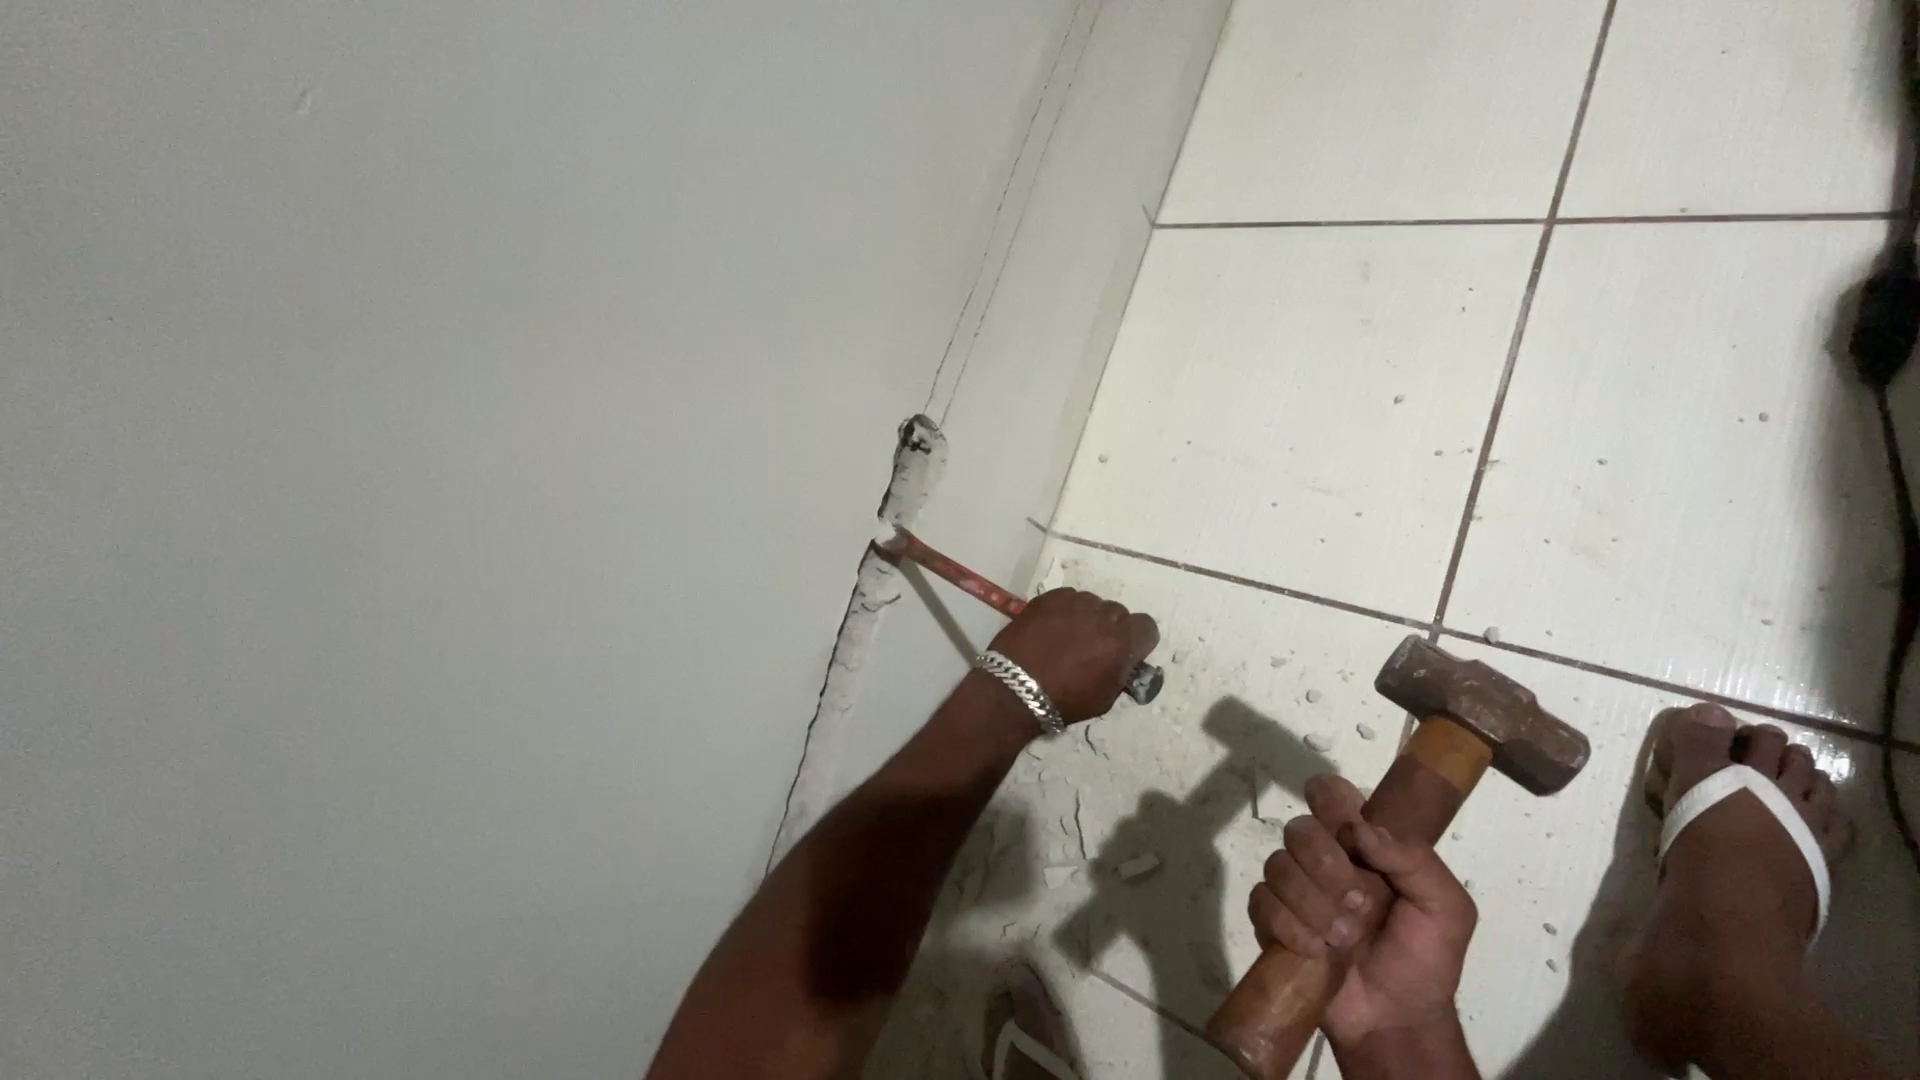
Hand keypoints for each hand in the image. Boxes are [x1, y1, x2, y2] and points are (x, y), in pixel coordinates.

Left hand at [987, 588, 1157, 723]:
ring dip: (1087, 617)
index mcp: (1121, 643)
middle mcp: (1102, 616)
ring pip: (1093, 603)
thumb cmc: (1063, 701)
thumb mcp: (1105, 697)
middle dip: (1111, 628)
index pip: (1147, 626)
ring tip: (1068, 636)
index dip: (1138, 640)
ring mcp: (1074, 603)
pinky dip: (1065, 609)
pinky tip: (1051, 627)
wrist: (1014, 689)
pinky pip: (1068, 597)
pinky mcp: (1048, 598)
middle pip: (1119, 613)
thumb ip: (1122, 671)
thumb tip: (1124, 660)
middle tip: (1092, 647)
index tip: (1124, 651)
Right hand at [1247, 774, 1475, 1048]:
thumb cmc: (1425, 958)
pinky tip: (1316, 951)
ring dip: (1313, 906)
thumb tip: (1361, 829)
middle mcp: (1321, 858)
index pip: (1329, 794)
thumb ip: (1414, 860)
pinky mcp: (1271, 919)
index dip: (1328, 800)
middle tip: (1359, 904)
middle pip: (1298, 829)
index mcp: (1360, 843)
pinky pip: (1262, 902)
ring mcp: (1292, 888)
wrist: (1397, 1020)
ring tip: (1343, 938)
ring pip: (1277, 866)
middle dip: (1326, 867)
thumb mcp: (1446, 908)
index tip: (1348, 833)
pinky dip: (1290, 927)